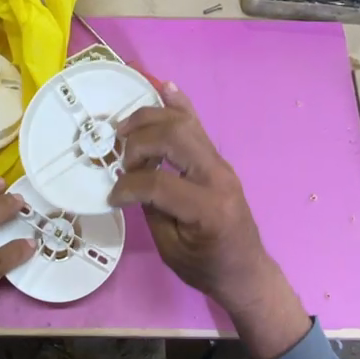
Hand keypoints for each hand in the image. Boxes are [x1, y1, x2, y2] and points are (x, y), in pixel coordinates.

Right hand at [109, 83, 308, 358]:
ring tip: (124, 129)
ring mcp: (221, 163)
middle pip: (174, 137)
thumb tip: (129, 180)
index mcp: (207, 207)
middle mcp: (217, 176)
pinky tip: (164, 88)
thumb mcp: (171, 249)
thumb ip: (152, 209)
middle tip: (121, 159)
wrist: (246, 271)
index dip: (128, 186)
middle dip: (139, 141)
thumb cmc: (207, 267)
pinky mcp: (217, 159)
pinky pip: (197, 126)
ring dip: (151, 119)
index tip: (113, 197)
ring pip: (184, 124)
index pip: (158, 183)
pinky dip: (179, 105)